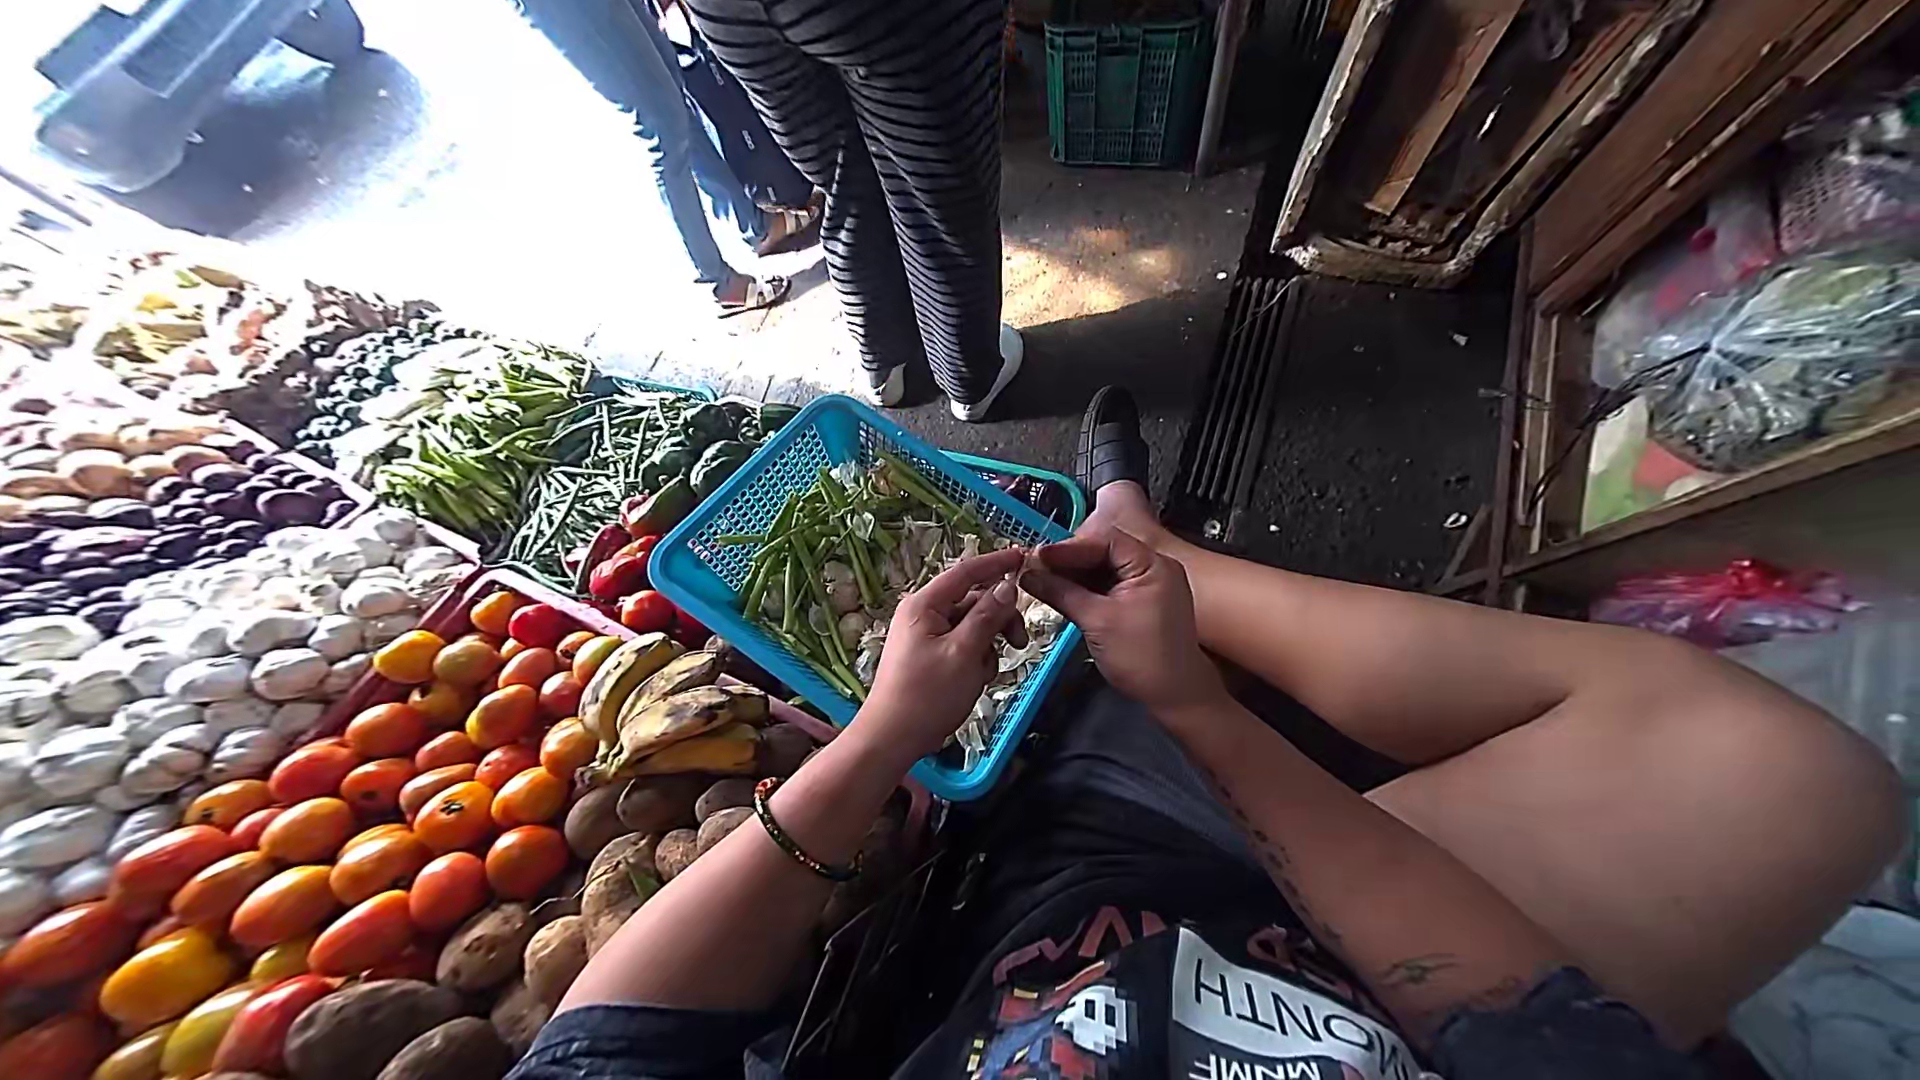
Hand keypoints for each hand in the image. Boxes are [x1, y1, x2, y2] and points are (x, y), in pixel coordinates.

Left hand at [856, 547, 1027, 763]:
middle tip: (1018, 642)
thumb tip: (1007, 586)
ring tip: (986, 673)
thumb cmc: (926, 695)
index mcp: (924, 604)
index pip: (966, 571)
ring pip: (972, 626)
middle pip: (973, 600)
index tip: (1025, 557)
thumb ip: (987, 616)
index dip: (997, 563)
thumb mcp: (964, 653)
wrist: (891, 739)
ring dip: (988, 645)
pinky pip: (963, 645)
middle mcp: (924, 614)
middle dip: (998, 619)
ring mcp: (926, 635)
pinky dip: (976, 659)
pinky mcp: (930, 655)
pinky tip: (976, 680)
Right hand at [1020, 527, 1224, 714]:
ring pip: (1101, 568)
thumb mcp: (1096, 621)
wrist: (1174, 696)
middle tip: (1034, 568)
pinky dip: (1082, 587)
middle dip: (1067, 560)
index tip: (1038, 556)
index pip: (1105, 542)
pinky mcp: (1138, 601)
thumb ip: (1061, 592)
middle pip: (1102, 552)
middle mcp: (1152, 567)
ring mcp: (1146, 584)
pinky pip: (1105, 584)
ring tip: (1040, 579)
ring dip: (1072, 574)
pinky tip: (1058, 590)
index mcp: (1152, 565)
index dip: (1068, 547)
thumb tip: (1028, 574)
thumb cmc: (1142, 658)